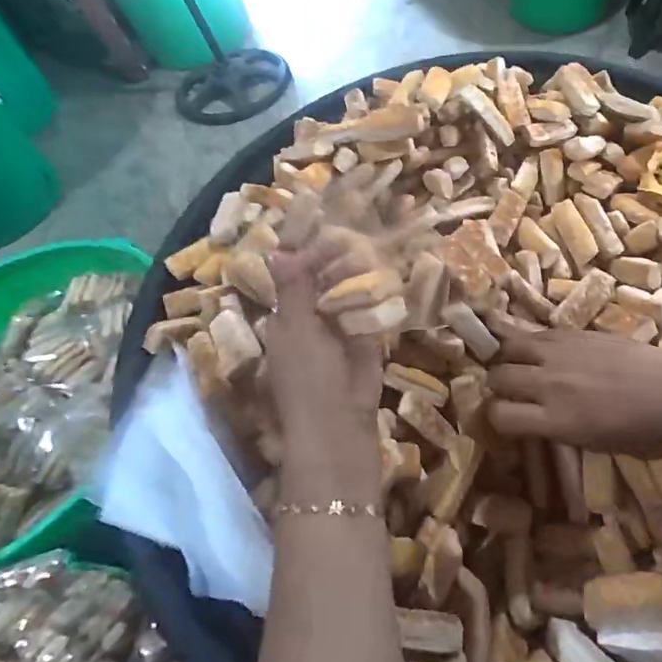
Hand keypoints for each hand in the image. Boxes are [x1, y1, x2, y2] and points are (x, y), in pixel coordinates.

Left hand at [263, 251, 382, 482]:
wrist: (339, 425)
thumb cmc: (308, 375)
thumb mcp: (295, 327)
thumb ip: (292, 289)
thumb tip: (275, 251)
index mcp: (287, 320)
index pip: (297, 279)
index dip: (312, 258)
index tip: (334, 237)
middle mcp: (311, 323)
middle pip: (323, 285)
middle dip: (339, 265)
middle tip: (359, 244)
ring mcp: (338, 334)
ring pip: (347, 297)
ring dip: (358, 278)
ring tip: (374, 255)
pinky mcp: (364, 344)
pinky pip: (368, 314)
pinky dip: (375, 298)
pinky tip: (387, 278)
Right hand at [487, 330, 661, 455]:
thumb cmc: (639, 430)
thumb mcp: (589, 442)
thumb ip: (554, 427)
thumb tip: (532, 418)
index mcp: (555, 421)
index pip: (500, 415)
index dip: (496, 417)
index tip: (503, 417)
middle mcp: (548, 384)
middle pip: (498, 378)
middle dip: (496, 384)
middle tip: (506, 388)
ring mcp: (558, 354)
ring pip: (508, 348)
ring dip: (506, 357)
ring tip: (515, 362)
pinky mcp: (570, 332)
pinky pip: (534, 333)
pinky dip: (530, 342)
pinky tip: (539, 349)